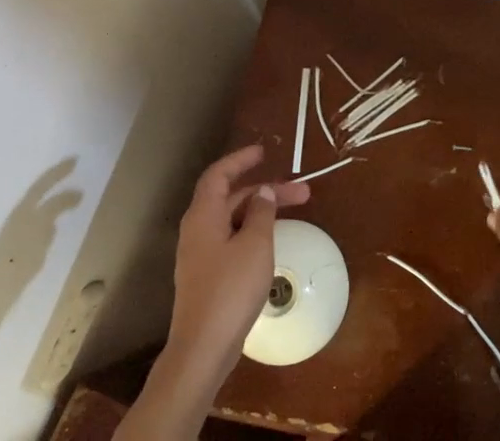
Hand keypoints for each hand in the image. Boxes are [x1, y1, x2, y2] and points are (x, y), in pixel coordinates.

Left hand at [164, 145, 310, 376]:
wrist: (203, 346)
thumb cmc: (231, 289)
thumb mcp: (255, 245)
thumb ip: (261, 212)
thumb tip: (263, 192)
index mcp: (204, 215)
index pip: (219, 175)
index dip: (240, 160)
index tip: (263, 152)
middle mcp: (197, 229)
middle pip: (230, 198)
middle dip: (264, 190)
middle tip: (302, 192)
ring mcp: (200, 254)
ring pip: (232, 220)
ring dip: (261, 212)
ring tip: (293, 214)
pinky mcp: (206, 275)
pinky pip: (230, 239)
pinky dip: (252, 231)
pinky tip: (271, 242)